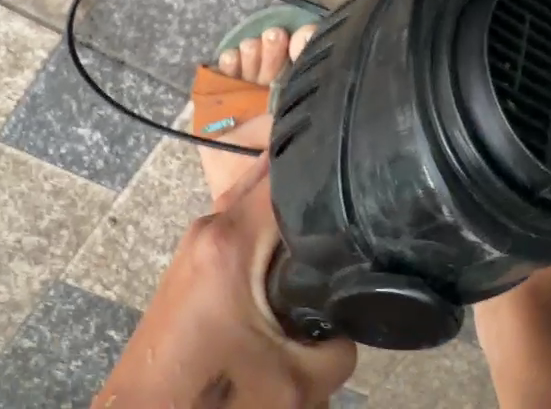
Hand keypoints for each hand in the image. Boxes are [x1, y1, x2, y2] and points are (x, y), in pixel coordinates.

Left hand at [93, 155, 354, 407]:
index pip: (289, 172)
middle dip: (309, 184)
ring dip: (285, 210)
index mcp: (231, 240)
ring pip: (253, 202)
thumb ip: (340, 346)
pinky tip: (291, 255)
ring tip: (324, 229)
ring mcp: (194, 243)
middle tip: (347, 202)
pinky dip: (265, 231)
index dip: (329, 166)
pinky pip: (238, 226)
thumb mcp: (297, 383)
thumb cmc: (214, 401)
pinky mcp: (190, 263)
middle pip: (270, 178)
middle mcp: (209, 227)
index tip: (359, 177)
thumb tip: (353, 318)